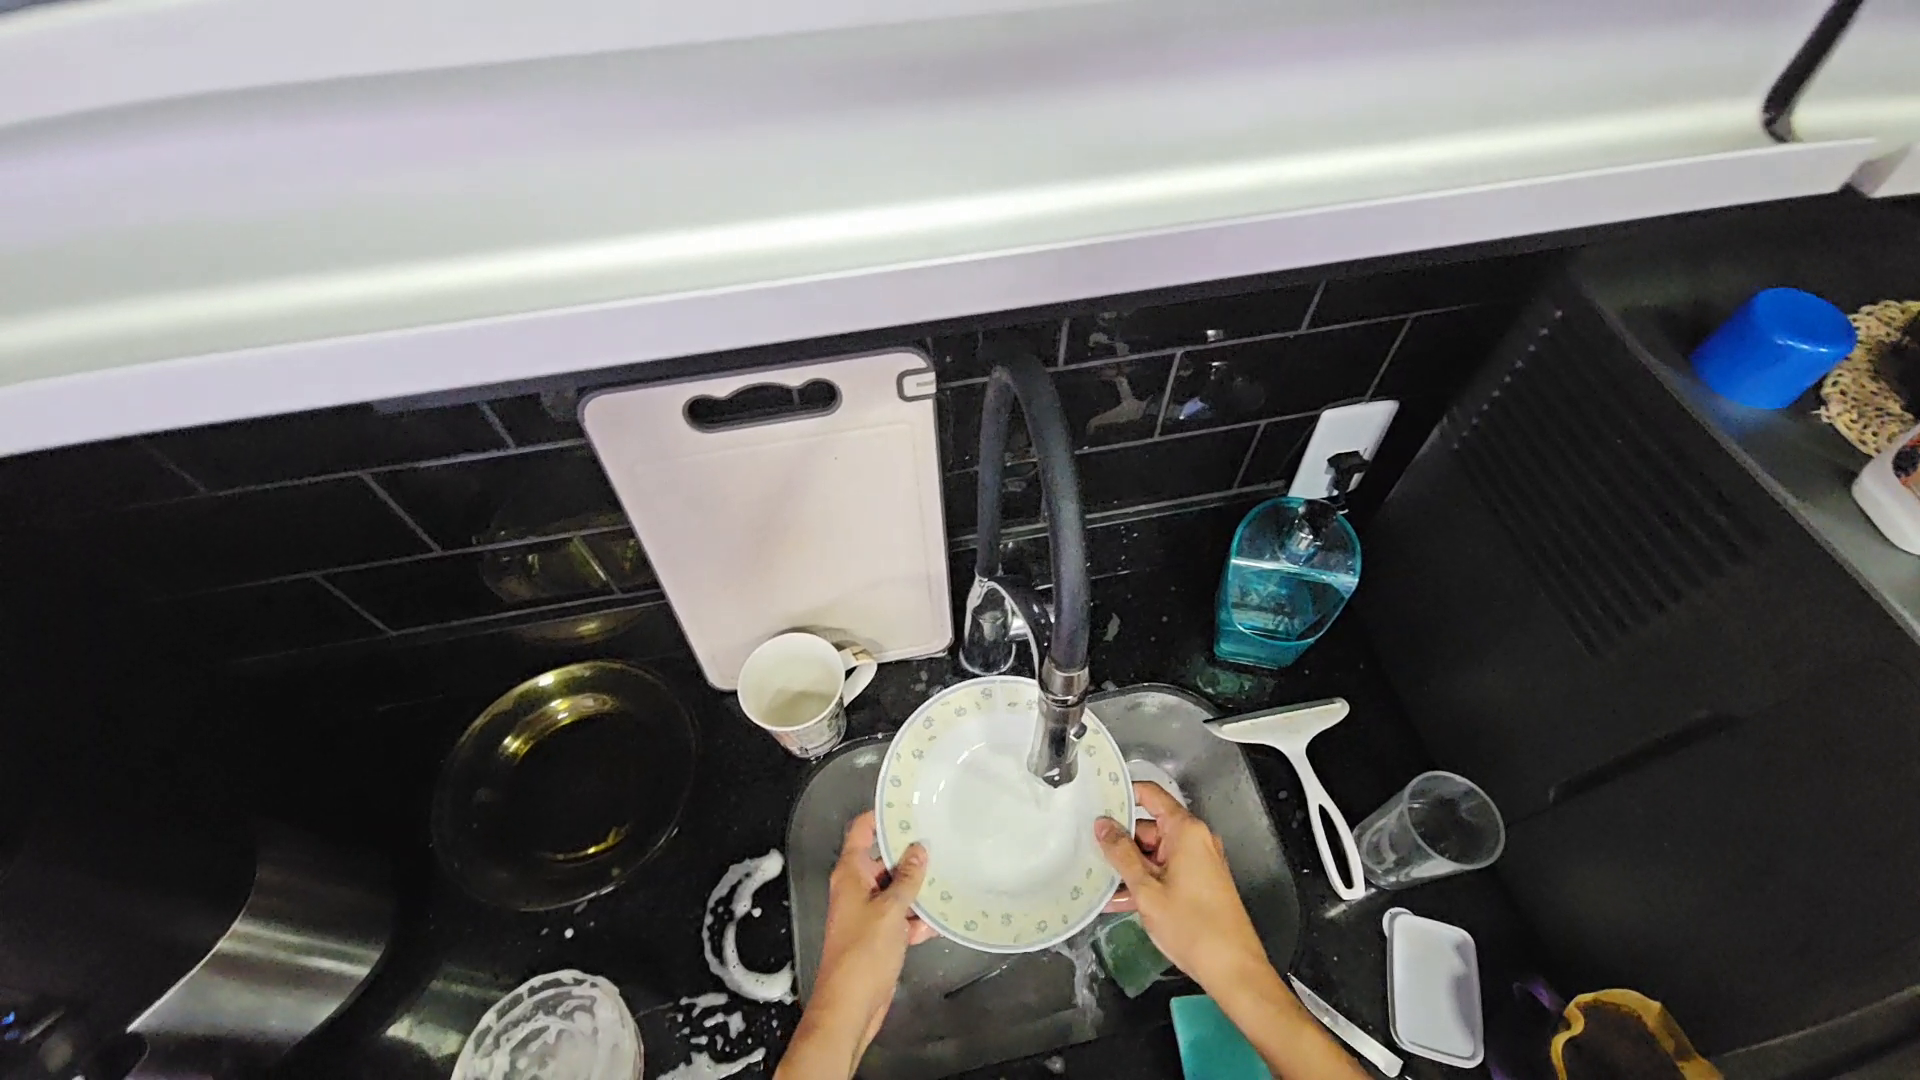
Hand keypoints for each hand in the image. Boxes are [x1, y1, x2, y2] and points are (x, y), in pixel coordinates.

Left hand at [776, 812, 934, 1079]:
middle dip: (910, 854)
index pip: (861, 831)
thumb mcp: (890, 909)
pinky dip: (916, 918)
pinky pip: (900, 917)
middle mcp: (856, 888)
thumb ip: (907, 878)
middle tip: (940, 840)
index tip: (907, 805)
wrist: (850, 1006)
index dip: (880, 815)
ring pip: (895, 890)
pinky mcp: (878, 937)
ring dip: (917, 889)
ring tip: (949, 876)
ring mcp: (867, 913)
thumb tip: (919, 848)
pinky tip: (941, 918)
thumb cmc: (864, 951)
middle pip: (883, 860)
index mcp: (850, 873)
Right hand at [1098, 784, 1369, 1079]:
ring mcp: (1198, 862)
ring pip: (1154, 854)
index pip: (1150, 795)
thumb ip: (1121, 854)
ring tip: (1096, 881)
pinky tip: (1117, 900)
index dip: (1122, 794)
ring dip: (1129, 868)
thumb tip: (1102, 825)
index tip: (1094, 801)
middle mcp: (1195, 839)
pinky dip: (1145, 882)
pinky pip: (1165, 871)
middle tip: (1087, 852)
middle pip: (1149, 828)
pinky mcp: (1198, 883)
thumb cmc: (1191, 926)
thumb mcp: (1147, 890)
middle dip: (1120, 842)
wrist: (1234, 971)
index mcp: (1185, 830)